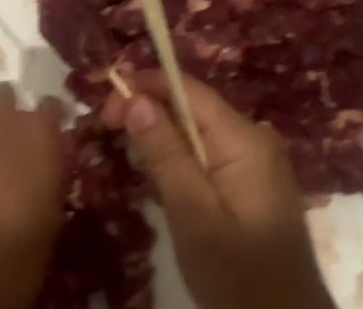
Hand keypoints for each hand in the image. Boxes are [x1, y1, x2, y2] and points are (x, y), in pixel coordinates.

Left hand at [0, 85, 68, 308]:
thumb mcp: (52, 211)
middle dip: (9, 114)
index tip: (49, 137)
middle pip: (7, 96)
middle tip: (10, 143)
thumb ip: (49, 172)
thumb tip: (44, 160)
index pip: (51, 106)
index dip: (49, 122)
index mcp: (39, 130)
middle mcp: (0, 115)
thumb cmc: (20, 249)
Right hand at [101, 71, 335, 308]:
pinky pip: (209, 155)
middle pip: (191, 107)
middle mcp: (254, 138)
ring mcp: (257, 162)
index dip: (142, 86)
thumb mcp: (193, 215)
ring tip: (131, 163)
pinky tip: (162, 185)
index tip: (105, 108)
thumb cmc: (237, 276)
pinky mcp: (253, 184)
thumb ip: (165, 154)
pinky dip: (180, 162)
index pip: (186, 88)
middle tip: (108, 134)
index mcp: (244, 139)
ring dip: (161, 141)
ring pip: (197, 132)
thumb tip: (136, 98)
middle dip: (148, 114)